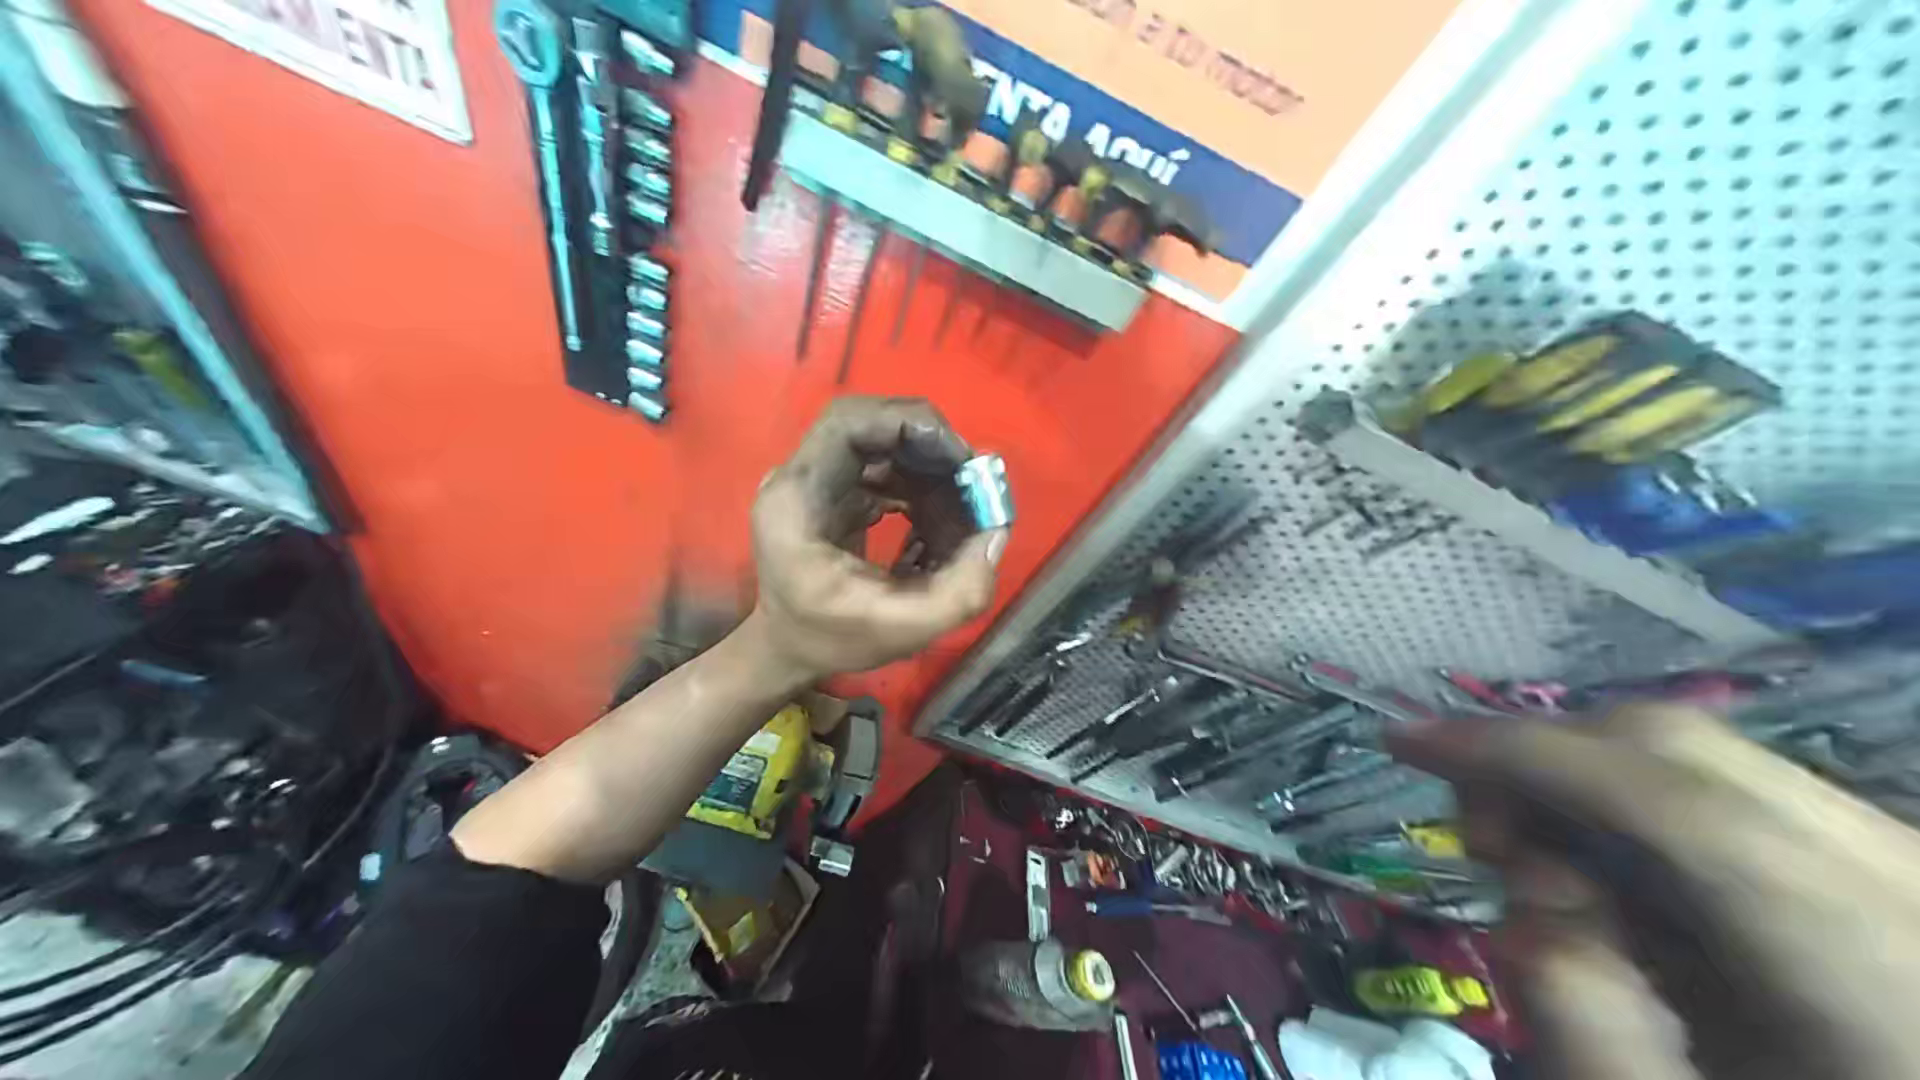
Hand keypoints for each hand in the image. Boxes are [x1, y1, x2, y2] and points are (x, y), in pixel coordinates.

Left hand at [740, 397, 1004, 684]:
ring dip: (929, 473)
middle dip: (930, 449)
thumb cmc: (831, 640)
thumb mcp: (903, 629)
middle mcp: (799, 478)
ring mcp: (814, 481)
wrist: (786, 648)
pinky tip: (936, 523)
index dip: (909, 425)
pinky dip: (918, 488)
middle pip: (870, 427)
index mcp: (798, 501)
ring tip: (959, 515)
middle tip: (971, 484)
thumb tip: (998, 532)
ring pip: (882, 446)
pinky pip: (883, 469)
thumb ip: (960, 591)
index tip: (959, 459)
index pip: (848, 423)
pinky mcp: (832, 491)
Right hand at [1392, 705, 1919, 1079]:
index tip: (1401, 743)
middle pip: (1673, 746)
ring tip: (1542, 858)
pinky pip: (1722, 779)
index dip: (1514, 752)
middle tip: (1478, 833)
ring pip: (1694, 752)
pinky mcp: (1886, 859)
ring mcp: (1906, 860)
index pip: (1662, 798)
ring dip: (1576, 778)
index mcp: (1875, 965)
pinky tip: (1610, 865)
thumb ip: (1576, 1008)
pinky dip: (1627, 797)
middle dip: (1536, 760)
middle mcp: (1909, 883)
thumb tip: (1527, 890)